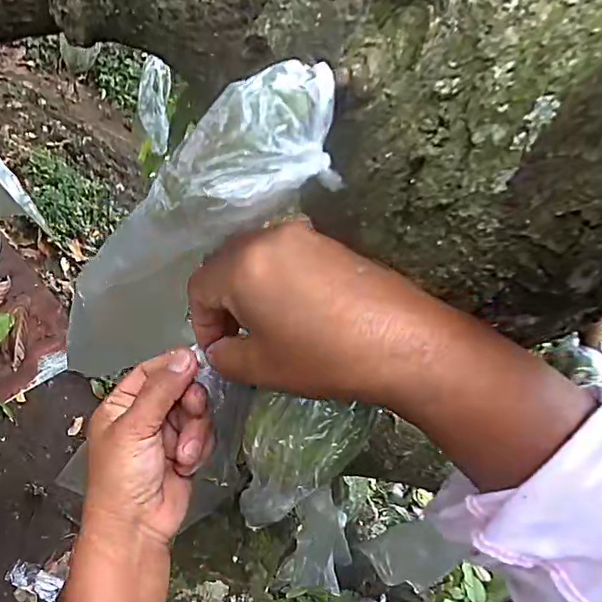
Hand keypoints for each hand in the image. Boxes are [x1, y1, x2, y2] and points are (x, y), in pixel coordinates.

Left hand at [81, 347, 212, 546]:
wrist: (135, 526)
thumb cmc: (121, 478)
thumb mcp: (135, 427)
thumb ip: (161, 390)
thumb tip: (184, 356)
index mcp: (120, 406)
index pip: (148, 372)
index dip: (172, 367)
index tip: (195, 363)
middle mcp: (141, 418)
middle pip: (178, 390)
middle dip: (189, 403)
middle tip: (191, 412)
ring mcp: (163, 436)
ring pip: (194, 413)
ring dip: (194, 432)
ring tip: (182, 454)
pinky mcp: (183, 454)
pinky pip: (202, 436)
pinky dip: (198, 449)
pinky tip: (185, 465)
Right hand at [187, 219, 434, 407]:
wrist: (403, 342)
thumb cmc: (322, 356)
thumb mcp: (259, 367)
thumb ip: (223, 356)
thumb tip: (220, 348)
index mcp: (242, 265)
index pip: (197, 287)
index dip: (200, 323)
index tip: (219, 351)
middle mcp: (267, 238)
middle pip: (222, 265)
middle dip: (220, 302)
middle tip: (235, 338)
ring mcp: (301, 234)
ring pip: (251, 258)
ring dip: (245, 290)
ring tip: (263, 326)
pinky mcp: (327, 241)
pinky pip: (281, 256)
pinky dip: (272, 280)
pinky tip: (292, 311)